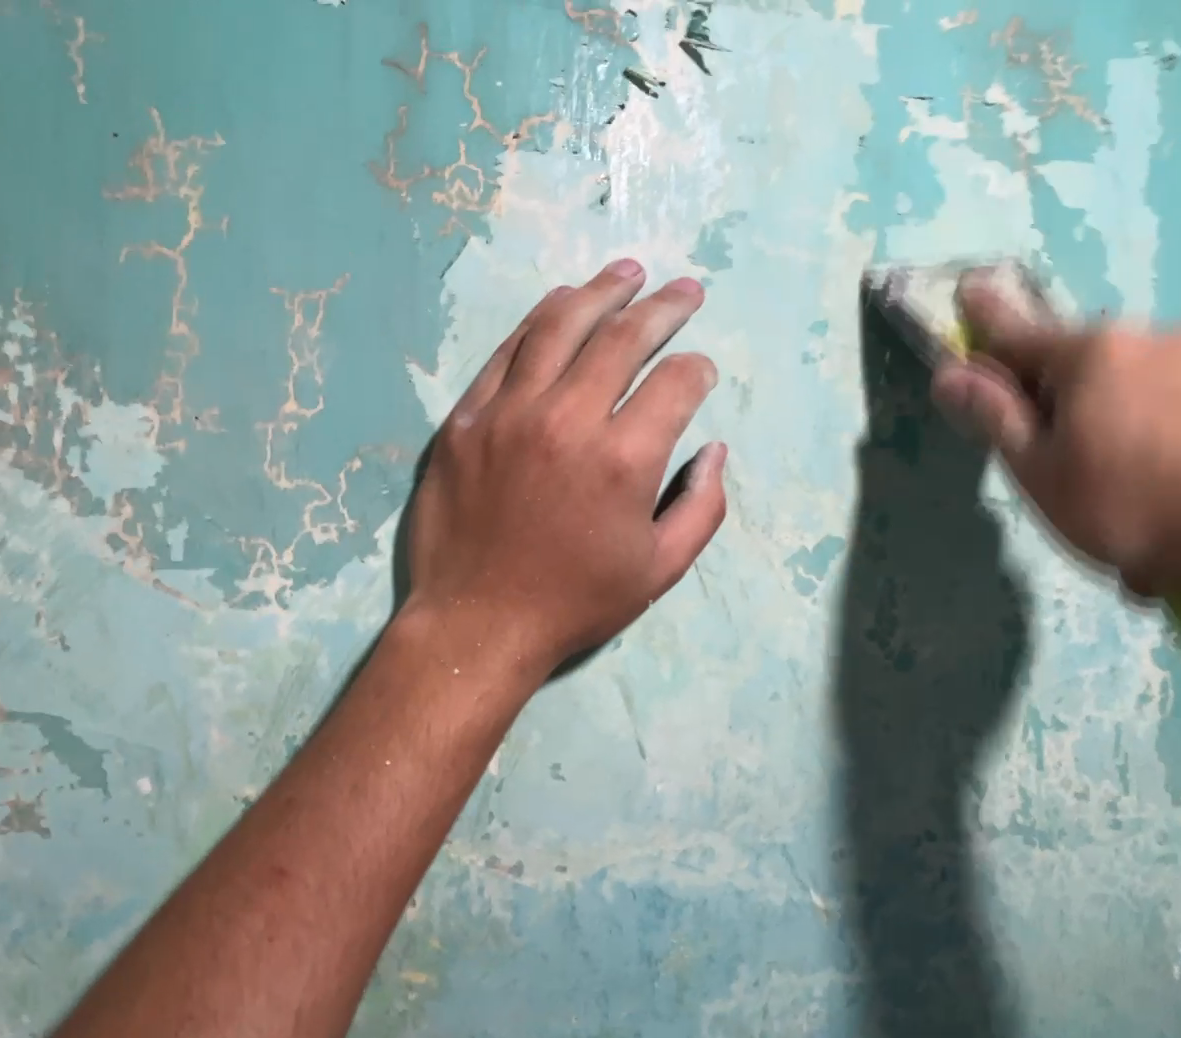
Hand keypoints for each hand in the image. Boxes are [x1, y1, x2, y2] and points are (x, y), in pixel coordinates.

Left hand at [401, 259, 727, 670]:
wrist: (477, 622)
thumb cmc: (574, 602)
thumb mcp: (659, 570)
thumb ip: (702, 508)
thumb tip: (714, 450)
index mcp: (623, 460)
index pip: (675, 383)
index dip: (697, 368)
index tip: (701, 369)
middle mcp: (567, 420)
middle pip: (623, 338)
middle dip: (663, 308)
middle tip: (684, 290)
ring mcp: (508, 414)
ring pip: (558, 328)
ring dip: (598, 293)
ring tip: (626, 272)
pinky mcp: (466, 420)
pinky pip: (505, 354)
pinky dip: (536, 323)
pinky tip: (558, 305)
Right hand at [931, 268, 1180, 598]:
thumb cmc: (1143, 507)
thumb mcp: (1044, 475)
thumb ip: (996, 421)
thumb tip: (951, 373)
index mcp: (1093, 354)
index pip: (1018, 334)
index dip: (985, 320)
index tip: (969, 289)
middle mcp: (1159, 341)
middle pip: (1091, 375)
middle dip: (1073, 420)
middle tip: (1075, 489)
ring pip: (1150, 406)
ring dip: (1133, 452)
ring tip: (1147, 530)